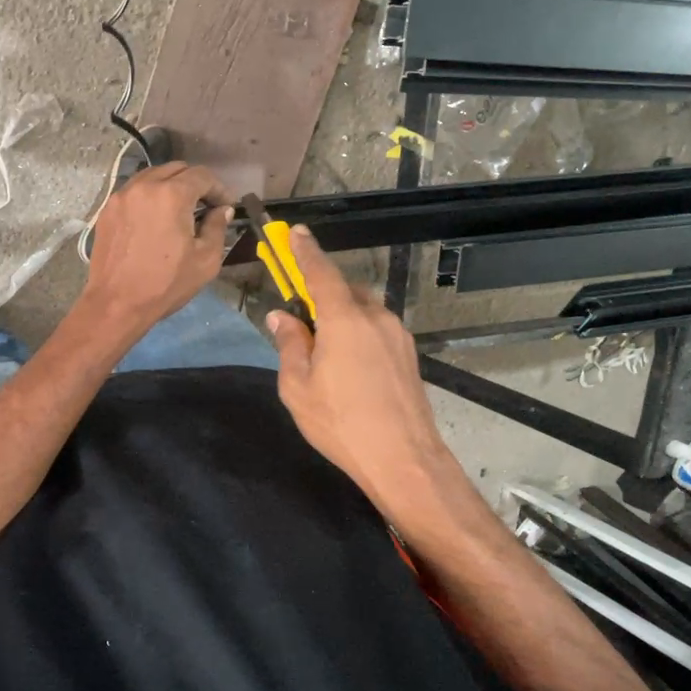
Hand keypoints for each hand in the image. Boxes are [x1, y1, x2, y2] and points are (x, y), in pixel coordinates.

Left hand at [81, 162, 234, 334]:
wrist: (116, 304)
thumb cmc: (165, 285)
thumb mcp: (205, 260)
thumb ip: (217, 228)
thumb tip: (222, 210)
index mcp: (171, 195)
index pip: (201, 176)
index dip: (218, 188)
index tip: (225, 205)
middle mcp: (143, 187)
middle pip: (175, 169)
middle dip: (194, 183)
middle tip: (204, 206)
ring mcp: (120, 197)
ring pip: (151, 177)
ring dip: (169, 186)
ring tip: (179, 210)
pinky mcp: (106, 211)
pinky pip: (132, 192)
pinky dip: (148, 197)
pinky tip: (154, 218)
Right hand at [267, 226, 460, 504]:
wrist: (402, 458)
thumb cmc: (340, 423)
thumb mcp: (297, 387)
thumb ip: (290, 345)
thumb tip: (282, 317)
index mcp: (344, 321)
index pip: (321, 273)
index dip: (304, 252)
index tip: (293, 233)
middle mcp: (375, 318)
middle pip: (343, 291)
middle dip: (320, 294)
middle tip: (299, 317)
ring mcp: (397, 335)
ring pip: (361, 311)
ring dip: (339, 317)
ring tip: (321, 351)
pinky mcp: (408, 354)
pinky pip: (375, 330)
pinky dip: (356, 333)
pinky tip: (345, 366)